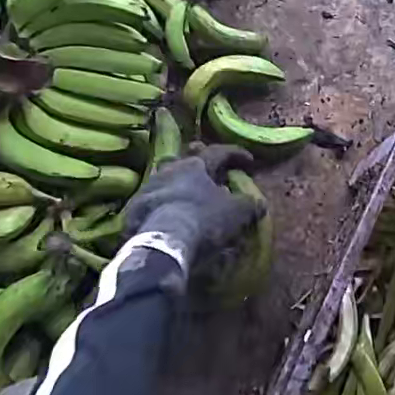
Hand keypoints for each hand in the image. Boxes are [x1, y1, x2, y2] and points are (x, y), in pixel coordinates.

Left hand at [121, 145, 263, 266]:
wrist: (162, 242)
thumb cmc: (204, 219)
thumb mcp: (236, 212)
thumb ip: (249, 204)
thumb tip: (259, 202)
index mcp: (196, 165)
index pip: (219, 152)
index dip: (236, 154)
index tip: (249, 161)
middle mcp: (169, 170)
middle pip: (186, 159)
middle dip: (199, 161)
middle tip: (209, 167)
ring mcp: (148, 188)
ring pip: (166, 178)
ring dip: (179, 183)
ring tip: (188, 193)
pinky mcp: (134, 210)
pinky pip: (153, 201)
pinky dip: (165, 204)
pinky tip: (170, 214)